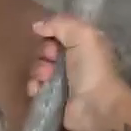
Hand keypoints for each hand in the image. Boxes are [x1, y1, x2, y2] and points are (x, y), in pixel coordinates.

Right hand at [28, 15, 130, 130]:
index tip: (50, 39)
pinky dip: (34, 86)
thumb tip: (37, 26)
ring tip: (47, 77)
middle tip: (51, 60)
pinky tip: (39, 89)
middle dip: (44, 53)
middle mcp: (73, 60)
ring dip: (38, 70)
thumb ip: (60, 24)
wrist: (96, 106)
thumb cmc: (92, 67)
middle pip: (46, 49)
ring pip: (38, 68)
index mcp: (83, 43)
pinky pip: (35, 87)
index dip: (51, 33)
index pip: (58, 32)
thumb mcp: (82, 35)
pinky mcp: (53, 98)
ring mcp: (62, 80)